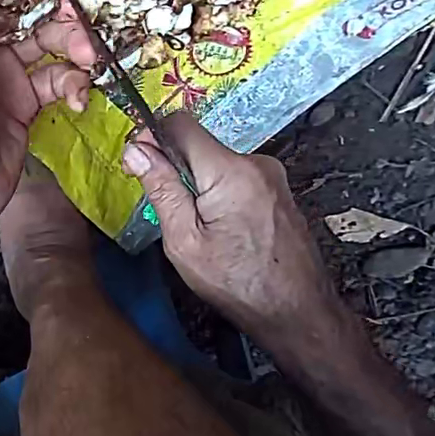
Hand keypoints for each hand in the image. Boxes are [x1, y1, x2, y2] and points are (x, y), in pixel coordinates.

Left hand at [0, 0, 96, 235]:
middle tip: (80, 19)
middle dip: (56, 7)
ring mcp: (5, 72)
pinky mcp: (26, 100)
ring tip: (87, 67)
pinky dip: (72, 84)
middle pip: (24, 3)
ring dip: (73, 48)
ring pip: (49, 40)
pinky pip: (57, 78)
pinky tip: (76, 102)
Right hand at [121, 115, 340, 340]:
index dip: (152, 136)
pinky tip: (221, 228)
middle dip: (174, 167)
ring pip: (217, 163)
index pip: (181, 123)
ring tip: (196, 226)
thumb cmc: (237, 283)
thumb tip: (136, 150)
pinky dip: (218, 192)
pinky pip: (236, 177)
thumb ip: (161, 189)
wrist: (298, 312)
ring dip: (197, 184)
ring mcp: (271, 176)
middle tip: (164, 206)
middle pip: (199, 145)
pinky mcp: (277, 190)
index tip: (139, 163)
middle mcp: (255, 163)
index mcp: (229, 171)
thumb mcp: (184, 241)